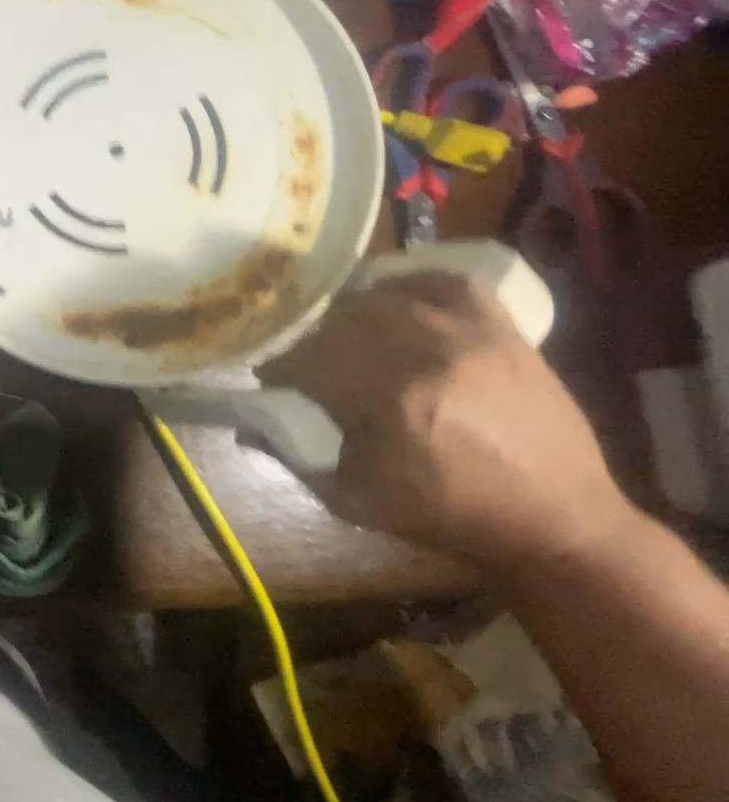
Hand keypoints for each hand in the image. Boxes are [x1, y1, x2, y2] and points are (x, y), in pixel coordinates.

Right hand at [258, 272, 638, 569]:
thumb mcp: (354, 499)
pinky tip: (392, 304)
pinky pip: (446, 284)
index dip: (279, 371)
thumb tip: (244, 426)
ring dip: (351, 317)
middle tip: (305, 368)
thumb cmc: (445, 514)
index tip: (270, 384)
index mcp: (392, 399)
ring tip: (344, 340)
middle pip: (340, 324)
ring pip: (384, 301)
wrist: (557, 518)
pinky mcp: (502, 331)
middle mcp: (431, 353)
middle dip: (311, 343)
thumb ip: (294, 458)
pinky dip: (410, 287)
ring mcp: (472, 335)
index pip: (309, 361)